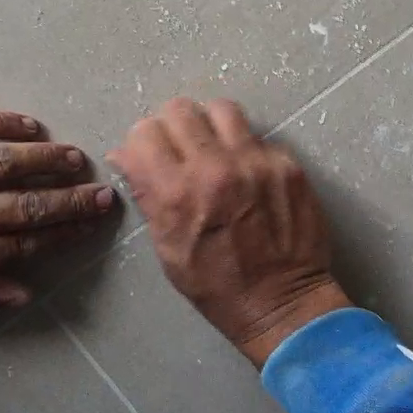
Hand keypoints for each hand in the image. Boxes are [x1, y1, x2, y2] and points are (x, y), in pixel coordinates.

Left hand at [0, 111, 116, 315]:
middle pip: (25, 203)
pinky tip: (28, 124)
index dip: (65, 233)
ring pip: (2, 162)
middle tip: (102, 192)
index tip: (93, 224)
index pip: (25, 242)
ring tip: (75, 158)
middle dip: (70, 199)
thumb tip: (24, 292)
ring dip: (45, 159)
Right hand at [108, 98, 352, 366]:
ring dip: (209, 124)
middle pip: (180, 109)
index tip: (147, 156)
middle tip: (178, 147)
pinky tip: (245, 171)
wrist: (281, 303)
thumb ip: (148, 196)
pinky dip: (243, 147)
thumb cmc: (215, 285)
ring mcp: (255, 162)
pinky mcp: (286, 165)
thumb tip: (126, 155)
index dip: (140, 142)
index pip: (144, 132)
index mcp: (176, 193)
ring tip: (212, 147)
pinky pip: (256, 136)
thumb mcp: (166, 248)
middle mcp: (214, 167)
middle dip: (171, 126)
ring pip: (221, 109)